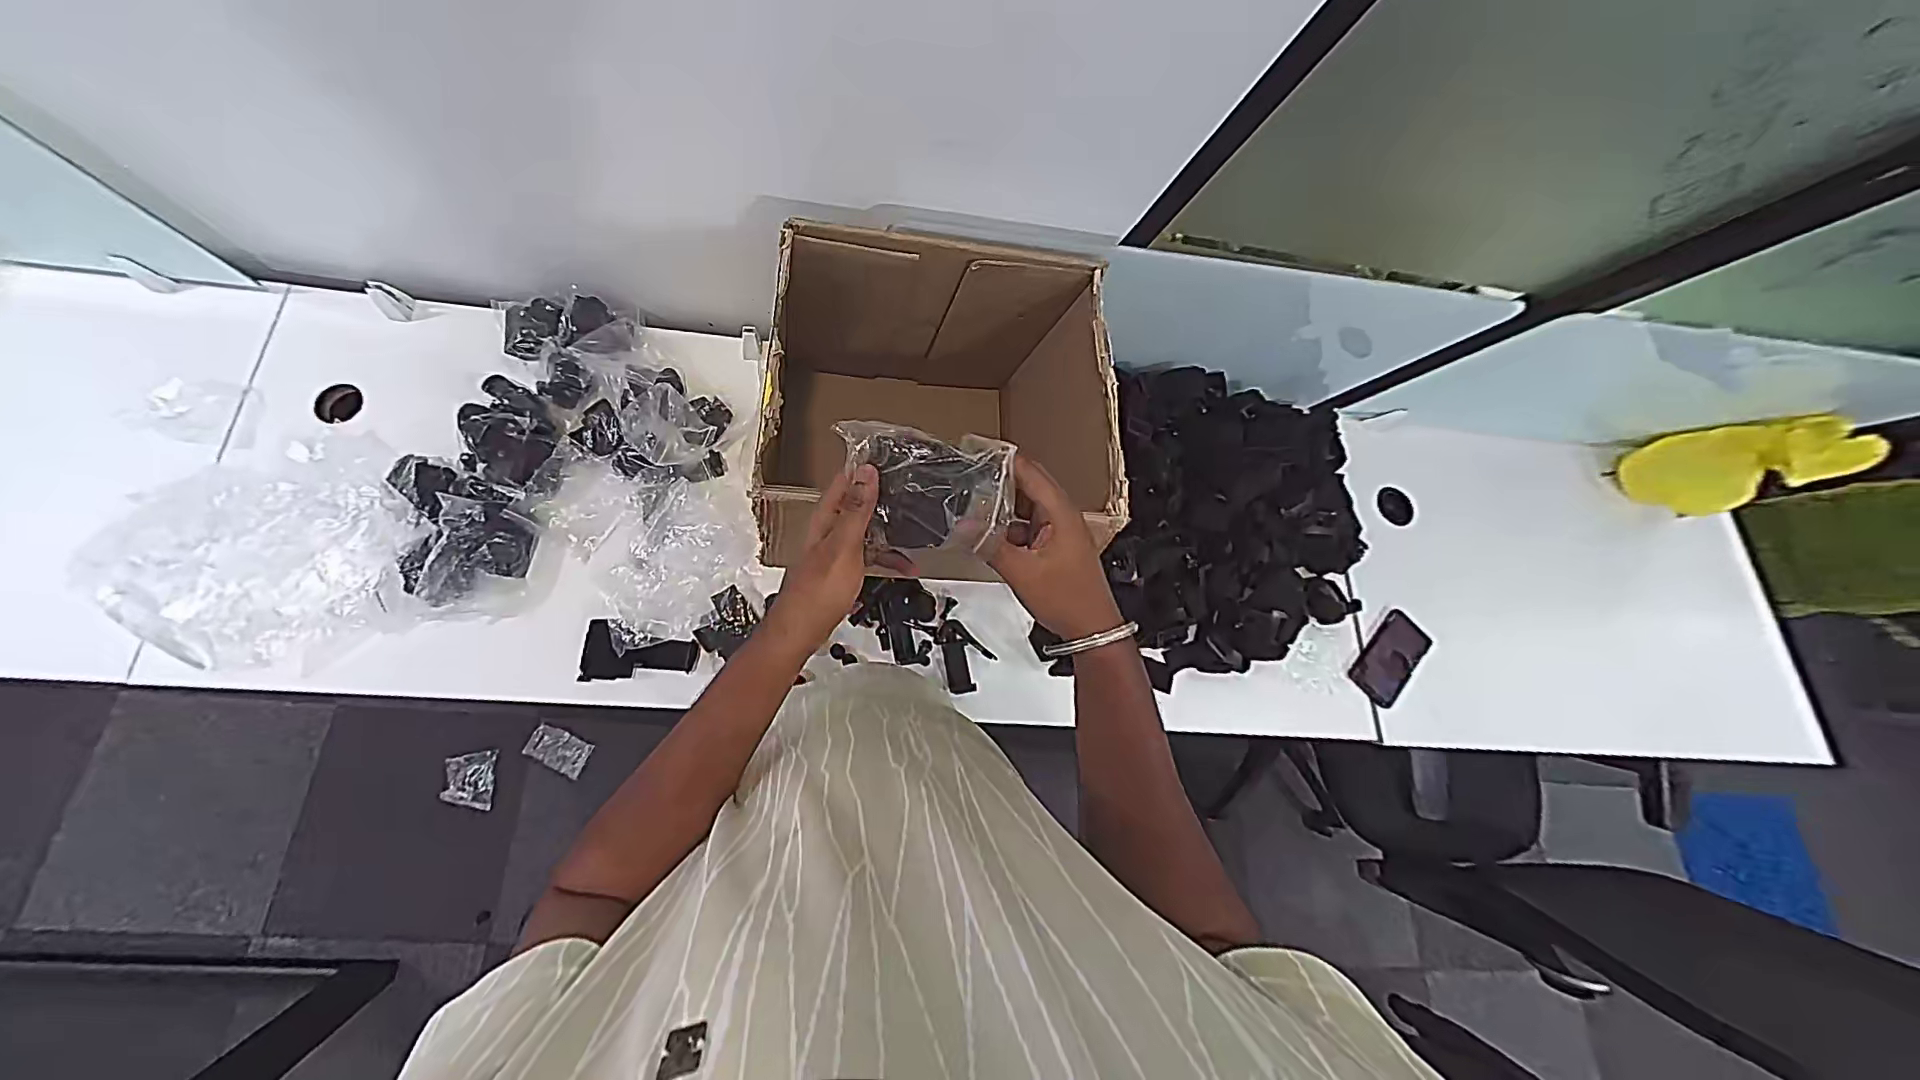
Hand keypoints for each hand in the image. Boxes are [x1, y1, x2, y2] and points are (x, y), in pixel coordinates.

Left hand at [763, 464, 911, 653]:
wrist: (801, 632)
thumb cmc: (817, 592)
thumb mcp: (844, 546)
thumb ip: (857, 510)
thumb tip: (865, 473)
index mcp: (825, 521)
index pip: (843, 484)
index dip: (861, 470)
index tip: (883, 458)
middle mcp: (827, 534)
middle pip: (856, 508)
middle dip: (881, 500)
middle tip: (906, 492)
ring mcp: (834, 555)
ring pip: (865, 534)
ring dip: (887, 534)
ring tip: (913, 535)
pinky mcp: (841, 575)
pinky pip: (867, 559)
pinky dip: (884, 560)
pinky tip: (901, 568)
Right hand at [987, 456, 1123, 640]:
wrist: (1091, 630)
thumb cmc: (1071, 601)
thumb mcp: (1021, 572)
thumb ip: (989, 545)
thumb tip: (964, 526)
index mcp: (1060, 513)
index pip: (1029, 471)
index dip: (1003, 458)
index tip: (978, 450)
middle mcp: (1061, 516)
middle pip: (1026, 486)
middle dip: (998, 481)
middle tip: (970, 475)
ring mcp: (1057, 531)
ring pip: (1024, 508)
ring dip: (1001, 507)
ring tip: (973, 506)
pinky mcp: (1052, 546)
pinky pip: (1025, 527)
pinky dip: (1007, 529)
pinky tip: (989, 536)